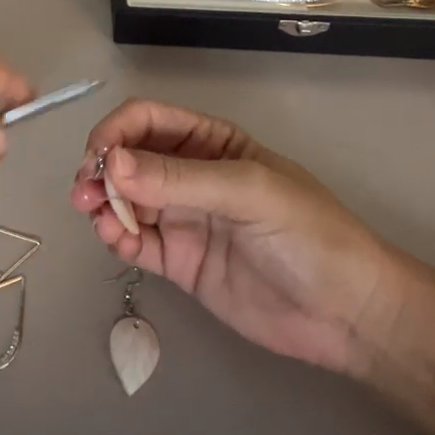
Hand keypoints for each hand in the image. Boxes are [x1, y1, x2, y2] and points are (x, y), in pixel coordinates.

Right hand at [69, 98, 406, 376]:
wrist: (349, 315)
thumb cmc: (310, 234)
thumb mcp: (248, 192)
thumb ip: (178, 178)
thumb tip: (112, 163)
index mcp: (210, 142)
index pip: (147, 120)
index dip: (116, 131)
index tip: (98, 157)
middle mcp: (188, 174)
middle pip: (126, 158)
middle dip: (100, 169)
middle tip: (85, 193)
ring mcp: (181, 217)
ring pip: (123, 199)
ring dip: (102, 203)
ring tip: (100, 220)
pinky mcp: (177, 261)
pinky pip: (134, 240)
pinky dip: (116, 237)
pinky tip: (116, 241)